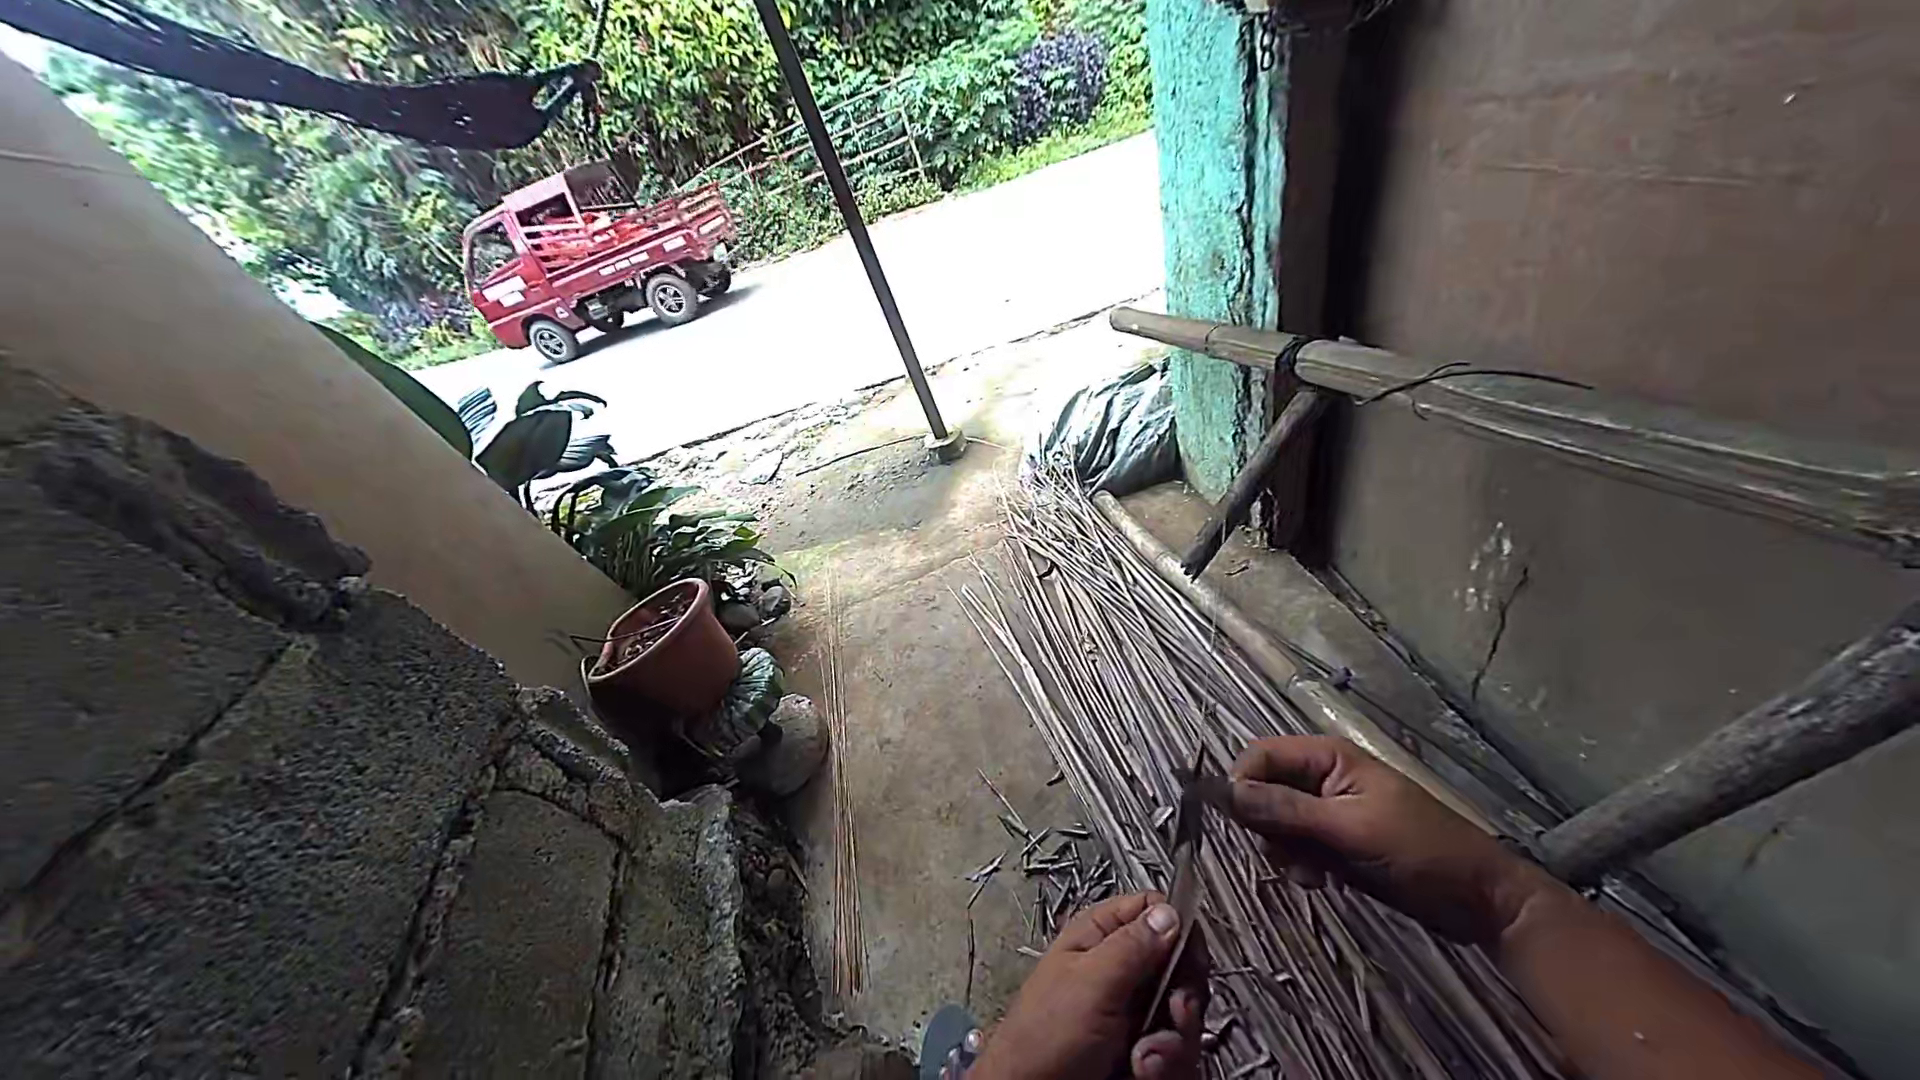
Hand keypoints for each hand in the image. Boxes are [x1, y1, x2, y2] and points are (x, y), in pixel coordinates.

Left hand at [968, 893, 1206, 1079]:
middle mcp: (1122, 967)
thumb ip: (1132, 946)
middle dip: (1183, 997)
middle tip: (1173, 1014)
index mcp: (1102, 934)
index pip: (1154, 911)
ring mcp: (1133, 1010)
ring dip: (1173, 1042)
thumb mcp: (1090, 982)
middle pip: (1180, 966)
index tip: (1190, 960)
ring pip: (1182, 1014)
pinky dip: (1166, 1066)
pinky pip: (1176, 1051)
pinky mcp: (1142, 1048)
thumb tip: (1169, 911)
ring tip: (1144, 1061)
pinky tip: (1142, 1073)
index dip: (1179, 931)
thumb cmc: (1045, 1034)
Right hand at [1228, 735, 1560, 943]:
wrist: (1482, 903)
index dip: (1242, 782)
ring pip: (1274, 819)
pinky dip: (1298, 862)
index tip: (1239, 820)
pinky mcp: (1333, 840)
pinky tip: (1320, 880)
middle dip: (1265, 822)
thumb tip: (1226, 793)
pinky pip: (1294, 844)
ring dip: (1282, 848)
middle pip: (1262, 787)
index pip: (1260, 755)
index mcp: (1326, 756)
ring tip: (1309, 873)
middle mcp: (1320, 777)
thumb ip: (1286, 808)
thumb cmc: (1421, 851)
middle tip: (1283, 852)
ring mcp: (1327, 809)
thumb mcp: (1350, 828)